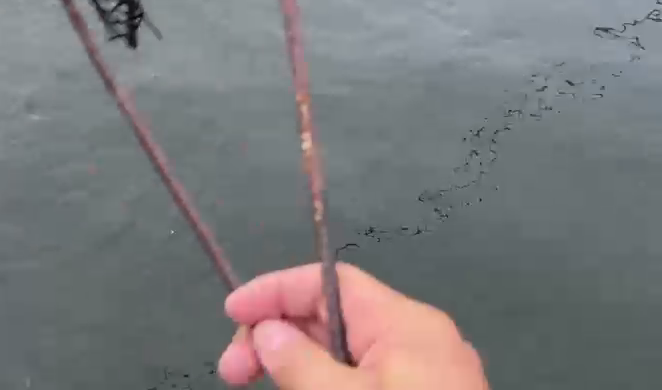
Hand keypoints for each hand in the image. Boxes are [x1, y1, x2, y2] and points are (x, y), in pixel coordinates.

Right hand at [217, 263, 488, 389]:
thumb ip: (297, 361)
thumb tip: (267, 333)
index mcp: (406, 325)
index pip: (325, 283)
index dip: (273, 291)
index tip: (232, 313)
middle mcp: (421, 344)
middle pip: (330, 319)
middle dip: (277, 338)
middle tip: (234, 370)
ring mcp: (429, 382)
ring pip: (343, 356)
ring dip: (297, 368)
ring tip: (261, 386)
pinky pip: (365, 383)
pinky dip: (327, 386)